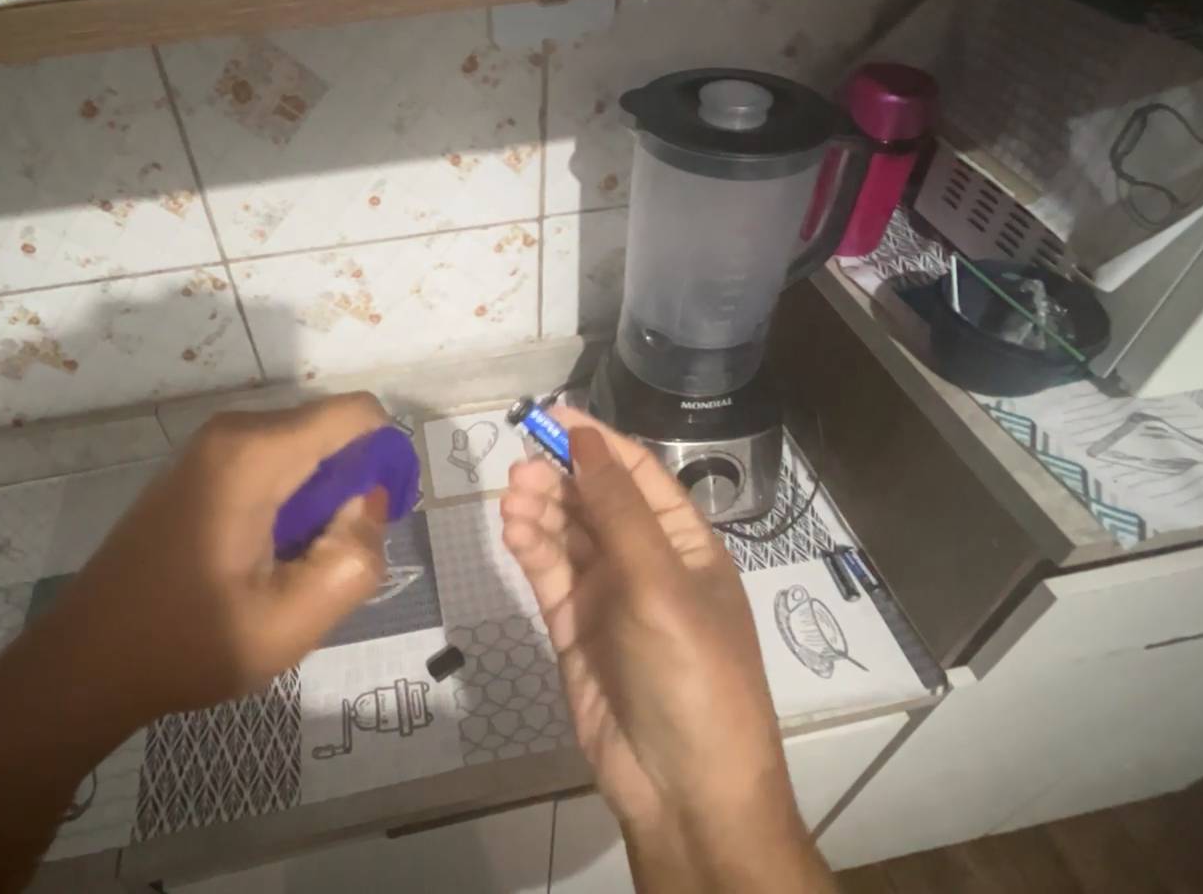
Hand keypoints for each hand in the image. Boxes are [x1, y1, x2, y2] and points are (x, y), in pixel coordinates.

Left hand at [37, 393, 391, 721]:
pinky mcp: (198, 468)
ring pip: (304, 450)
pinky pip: (273, 462)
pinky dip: (290, 501)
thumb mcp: (293, 621)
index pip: (357, 415)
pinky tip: (264, 558)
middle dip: (351, 488)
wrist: (86, 664)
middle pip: (331, 432)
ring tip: (292, 567)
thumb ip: (355, 558)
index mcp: (255, 454)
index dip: (386, 460)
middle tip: (329, 561)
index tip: (377, 523)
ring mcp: (209, 447)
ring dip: (320, 502)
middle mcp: (232, 432)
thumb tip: (368, 504)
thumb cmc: (189, 643)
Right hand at [501, 408, 825, 889]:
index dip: (598, 443)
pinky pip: (550, 574)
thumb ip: (618, 509)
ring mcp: (608, 595)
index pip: (639, 475)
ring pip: (568, 536)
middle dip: (560, 478)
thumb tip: (587, 438)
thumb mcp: (661, 582)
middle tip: (520, 466)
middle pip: (596, 502)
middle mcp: (647, 561)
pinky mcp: (574, 626)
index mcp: (686, 543)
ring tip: (512, 496)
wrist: (682, 786)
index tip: (552, 416)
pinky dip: (531, 548)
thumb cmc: (691, 670)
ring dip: (540, 511)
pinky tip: (513, 529)